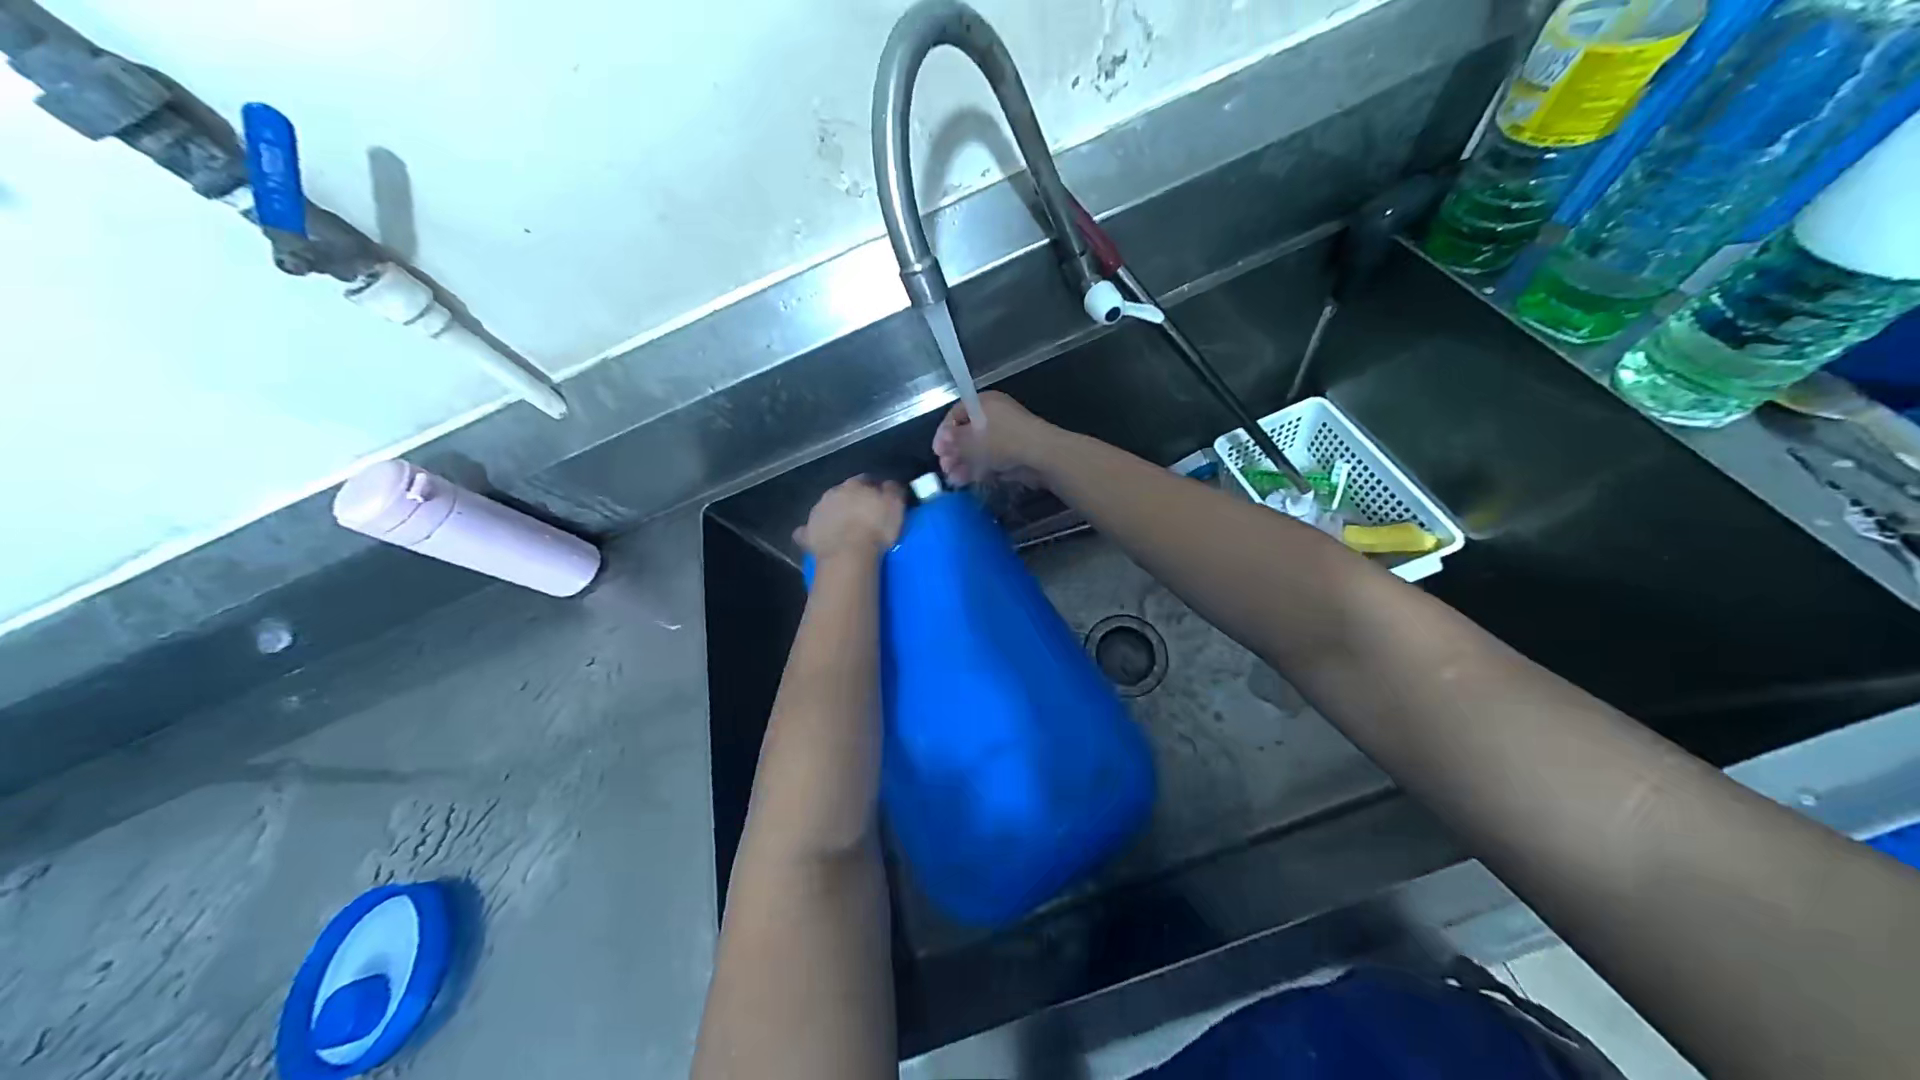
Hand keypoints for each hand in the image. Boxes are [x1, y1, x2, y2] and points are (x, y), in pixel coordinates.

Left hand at [794, 476, 905, 562]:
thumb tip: (888, 484)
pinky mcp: (807, 533)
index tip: (879, 500)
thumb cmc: (876, 528)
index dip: (872, 489)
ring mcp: (817, 512)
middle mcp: (832, 493)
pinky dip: (812, 533)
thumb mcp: (895, 505)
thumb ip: (893, 490)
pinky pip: (807, 531)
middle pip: (842, 493)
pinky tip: (819, 540)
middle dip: (850, 500)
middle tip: (861, 516)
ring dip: (833, 515)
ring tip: (844, 530)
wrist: (849, 554)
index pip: (864, 480)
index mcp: (854, 485)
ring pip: (825, 509)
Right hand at [932, 391, 1057, 486]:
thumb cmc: (1001, 441)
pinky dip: (980, 468)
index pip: (956, 413)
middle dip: (953, 452)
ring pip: (979, 448)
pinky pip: (992, 459)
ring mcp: (1006, 434)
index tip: (937, 451)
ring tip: (954, 479)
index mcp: (984, 403)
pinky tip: (968, 481)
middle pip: (967, 432)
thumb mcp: (970, 440)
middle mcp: (995, 415)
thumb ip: (952, 441)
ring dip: (964, 463)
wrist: (1041, 455)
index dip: (943, 432)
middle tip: (945, 467)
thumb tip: (943, 440)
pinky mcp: (1014, 452)